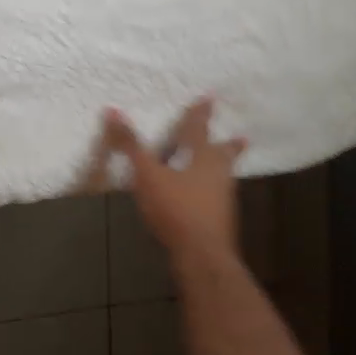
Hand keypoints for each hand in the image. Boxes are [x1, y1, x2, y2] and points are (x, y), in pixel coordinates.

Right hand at [104, 97, 246, 259]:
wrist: (203, 256)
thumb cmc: (176, 207)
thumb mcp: (147, 174)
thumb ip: (130, 145)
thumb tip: (113, 110)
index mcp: (201, 158)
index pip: (199, 129)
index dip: (201, 114)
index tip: (210, 98)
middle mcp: (217, 175)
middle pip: (224, 155)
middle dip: (230, 146)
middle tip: (242, 138)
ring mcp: (223, 200)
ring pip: (224, 176)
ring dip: (224, 167)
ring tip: (224, 164)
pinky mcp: (219, 221)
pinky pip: (218, 196)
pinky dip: (213, 189)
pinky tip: (206, 196)